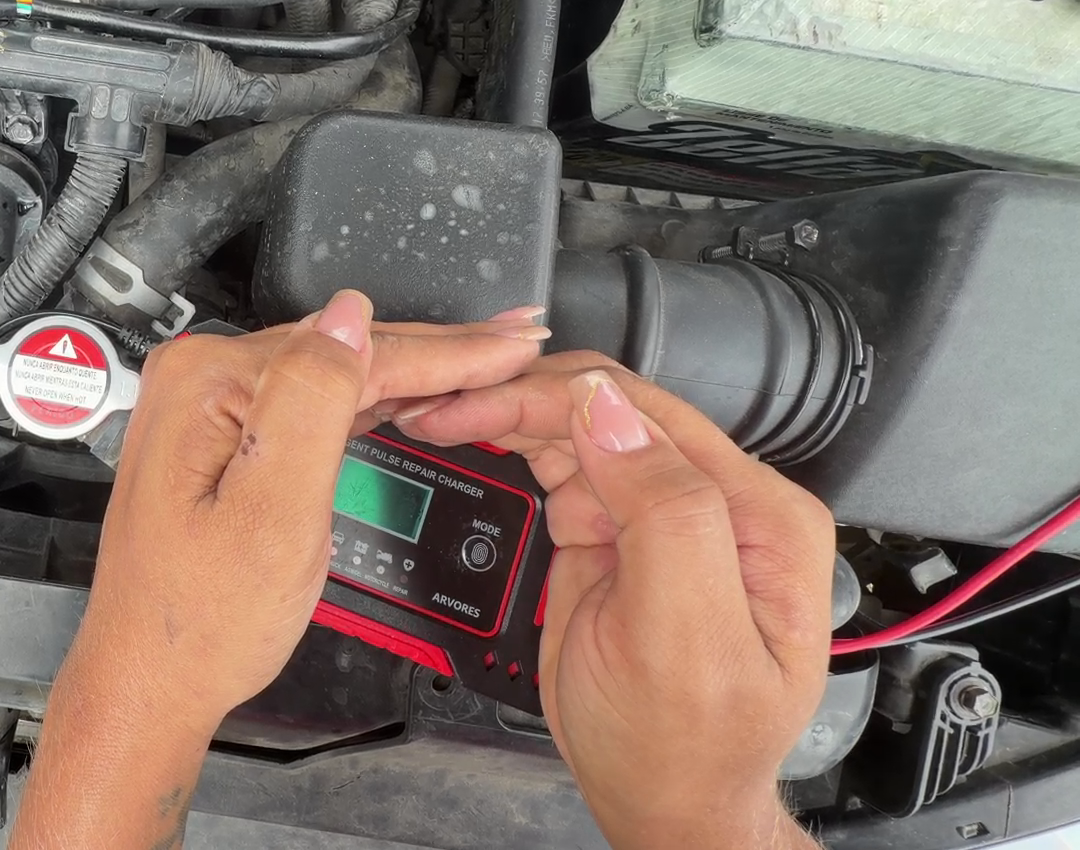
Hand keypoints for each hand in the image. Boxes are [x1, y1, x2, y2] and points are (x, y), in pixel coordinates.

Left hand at [9, 294, 550, 849]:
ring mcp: (202, 406)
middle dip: (430, 352)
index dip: (443, 352)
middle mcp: (197, 380)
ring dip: (402, 373)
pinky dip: (359, 401)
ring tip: (473, 363)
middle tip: (508, 341)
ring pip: (325, 376)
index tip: (510, 344)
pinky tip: (398, 396)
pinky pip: (302, 404)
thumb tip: (348, 318)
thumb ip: (313, 402)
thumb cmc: (201, 616)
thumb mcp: (272, 511)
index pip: (348, 351)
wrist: (150, 674)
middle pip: (337, 354)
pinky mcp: (213, 435)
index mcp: (208, 382)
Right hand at [393, 353, 833, 849]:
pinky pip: (551, 454)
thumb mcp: (683, 636)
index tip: (461, 406)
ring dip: (497, 410)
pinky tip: (467, 432)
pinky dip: (503, 436)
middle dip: (509, 394)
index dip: (538, 397)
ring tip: (435, 415)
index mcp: (750, 510)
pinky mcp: (602, 516)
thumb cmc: (681, 736)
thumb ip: (663, 512)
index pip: (633, 411)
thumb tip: (603, 408)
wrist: (655, 790)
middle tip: (434, 407)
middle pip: (596, 402)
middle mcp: (704, 493)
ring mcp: (649, 502)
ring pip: (566, 419)